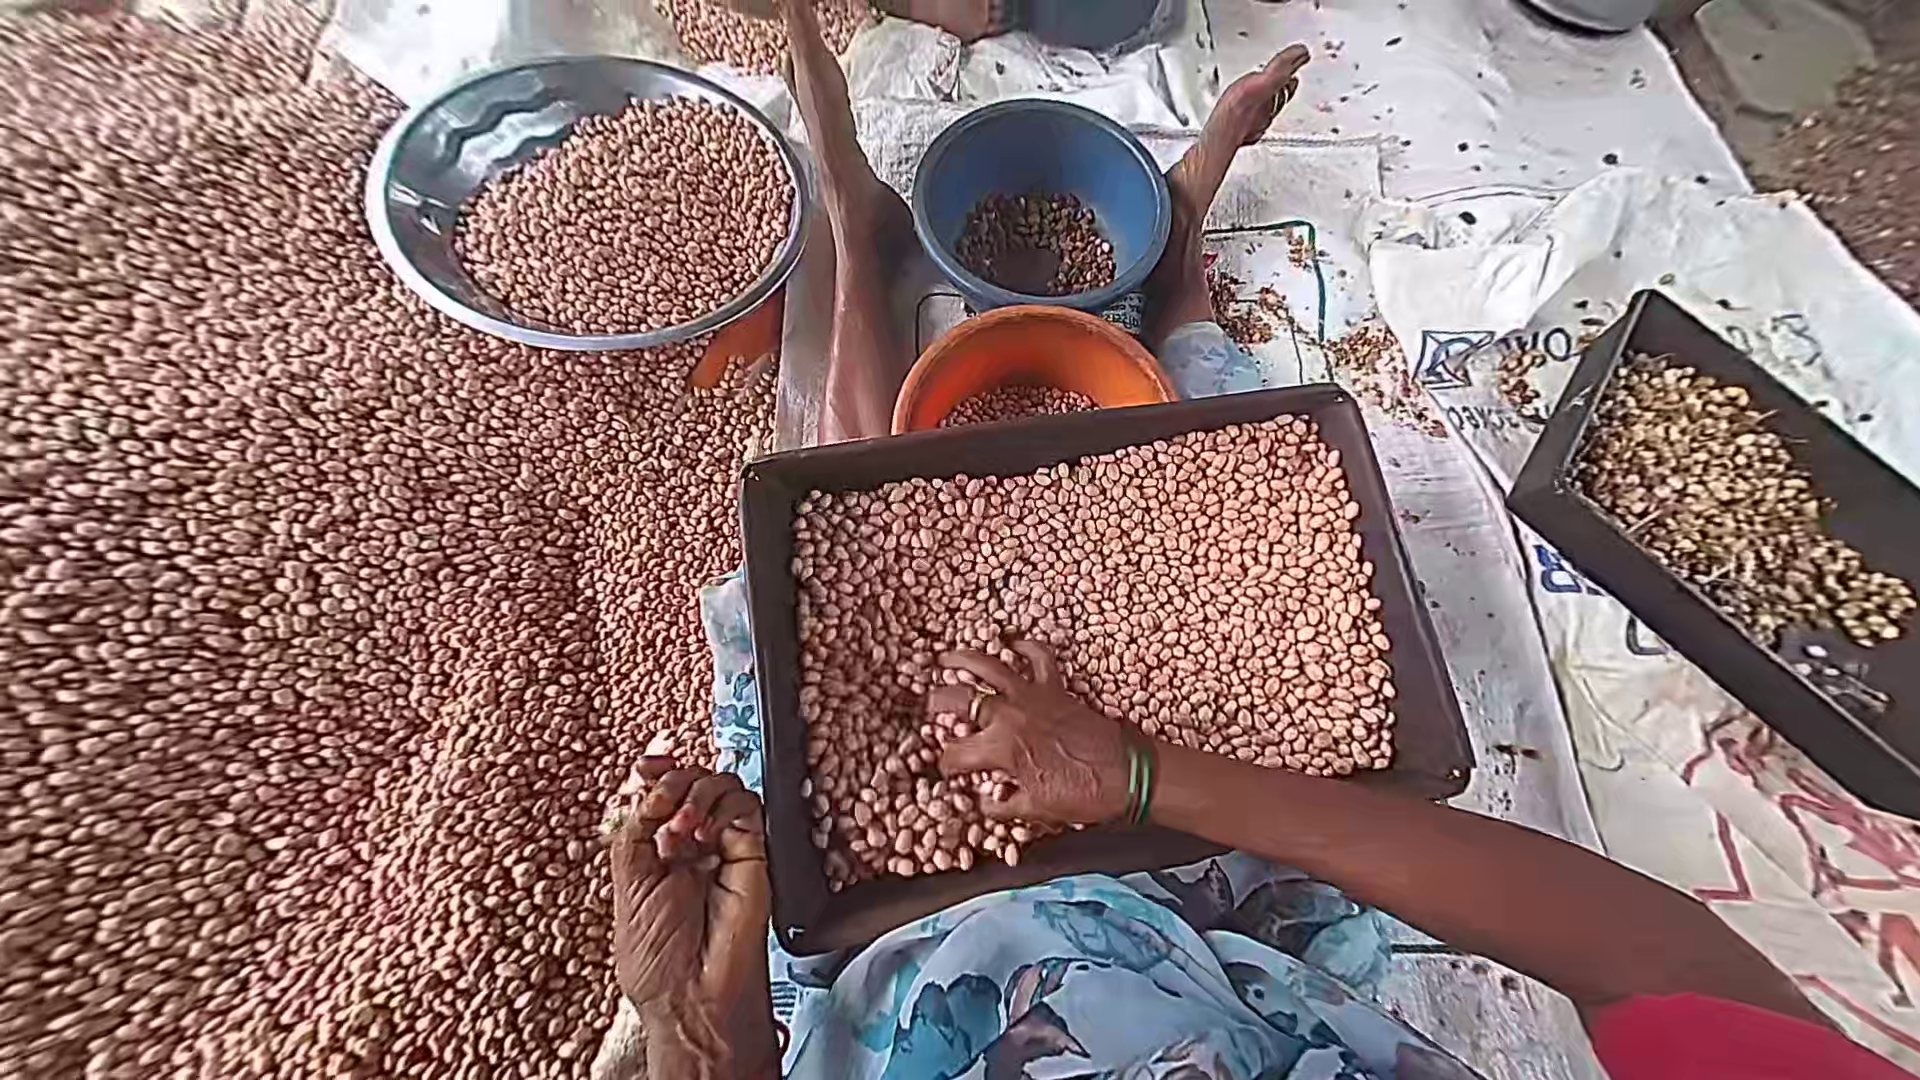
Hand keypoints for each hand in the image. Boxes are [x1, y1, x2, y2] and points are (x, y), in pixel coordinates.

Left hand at [608, 759, 774, 1071]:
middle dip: (674, 781)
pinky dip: (724, 807)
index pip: (664, 792)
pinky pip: (746, 802)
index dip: (659, 771)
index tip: (649, 763)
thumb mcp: (628, 886)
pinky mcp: (754, 842)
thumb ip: (636, 830)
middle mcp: (694, 836)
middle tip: (664, 806)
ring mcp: (724, 837)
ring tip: (683, 828)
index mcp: (662, 846)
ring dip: (697, 793)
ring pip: (721, 782)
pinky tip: (707, 834)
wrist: (696, 989)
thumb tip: (647, 784)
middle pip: (692, 779)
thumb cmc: (659, 953)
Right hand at [933, 640, 1135, 825]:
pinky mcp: (1053, 687)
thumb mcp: (1036, 809)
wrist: (1124, 772)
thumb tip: (982, 805)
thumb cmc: (1082, 794)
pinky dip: (1025, 646)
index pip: (956, 753)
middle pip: (960, 700)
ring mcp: (1031, 695)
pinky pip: (1037, 657)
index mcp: (1000, 748)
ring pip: (989, 666)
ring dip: (964, 659)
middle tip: (928, 705)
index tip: (948, 770)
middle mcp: (1009, 714)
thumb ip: (1002, 806)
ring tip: (947, 657)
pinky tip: (1014, 643)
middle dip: (937, 702)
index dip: (947, 764)